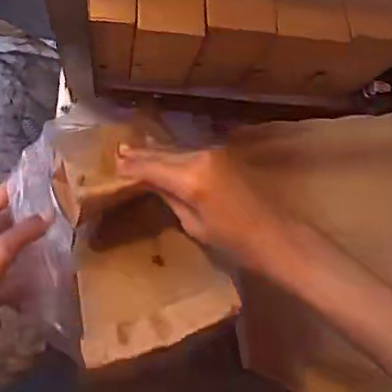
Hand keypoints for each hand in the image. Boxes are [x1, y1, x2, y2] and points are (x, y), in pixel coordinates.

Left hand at [0, 183, 49, 357]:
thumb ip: (24, 231)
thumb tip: (50, 213)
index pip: (3, 195)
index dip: (23, 186)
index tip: (48, 180)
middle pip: (11, 221)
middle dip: (34, 218)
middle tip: (64, 213)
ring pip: (15, 249)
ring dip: (34, 248)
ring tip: (63, 242)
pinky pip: (16, 276)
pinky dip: (29, 277)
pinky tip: (50, 278)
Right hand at [115, 145, 298, 272]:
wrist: (277, 236)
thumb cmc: (236, 242)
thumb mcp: (195, 225)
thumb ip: (171, 199)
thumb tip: (152, 183)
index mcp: (191, 178)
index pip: (153, 168)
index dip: (133, 166)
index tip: (114, 164)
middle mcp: (200, 156)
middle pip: (163, 154)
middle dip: (140, 154)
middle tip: (118, 151)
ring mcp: (213, 152)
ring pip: (176, 150)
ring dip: (156, 151)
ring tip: (133, 148)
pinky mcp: (222, 154)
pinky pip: (189, 151)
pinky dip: (172, 153)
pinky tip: (161, 152)